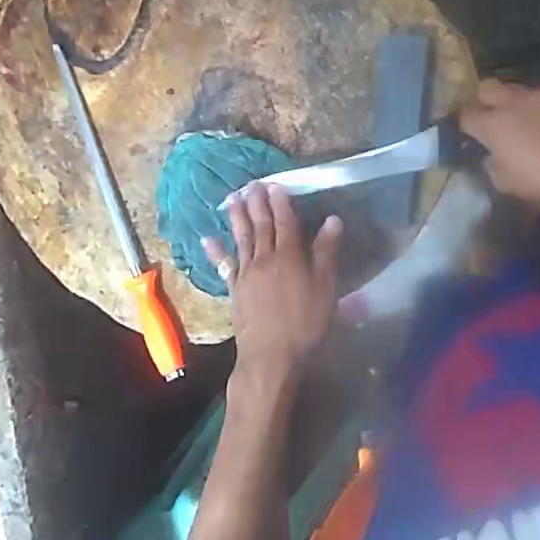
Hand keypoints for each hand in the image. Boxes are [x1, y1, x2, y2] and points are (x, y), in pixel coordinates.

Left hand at [203, 183, 342, 384]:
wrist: (270, 356)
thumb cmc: (305, 324)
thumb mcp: (325, 289)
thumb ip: (327, 253)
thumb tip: (333, 220)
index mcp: (289, 257)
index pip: (285, 223)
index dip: (281, 203)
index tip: (276, 185)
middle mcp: (265, 258)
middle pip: (261, 225)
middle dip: (258, 203)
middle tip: (253, 184)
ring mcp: (246, 273)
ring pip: (242, 238)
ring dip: (237, 217)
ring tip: (232, 197)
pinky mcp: (234, 289)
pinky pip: (223, 264)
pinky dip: (216, 250)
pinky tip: (207, 237)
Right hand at [458, 79, 539, 223]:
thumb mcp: (505, 183)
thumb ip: (492, 165)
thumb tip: (491, 157)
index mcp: (492, 125)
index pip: (466, 115)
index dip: (464, 123)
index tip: (468, 131)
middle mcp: (510, 104)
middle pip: (485, 88)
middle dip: (483, 99)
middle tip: (490, 115)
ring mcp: (536, 96)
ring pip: (514, 90)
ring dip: (513, 102)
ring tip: (523, 120)